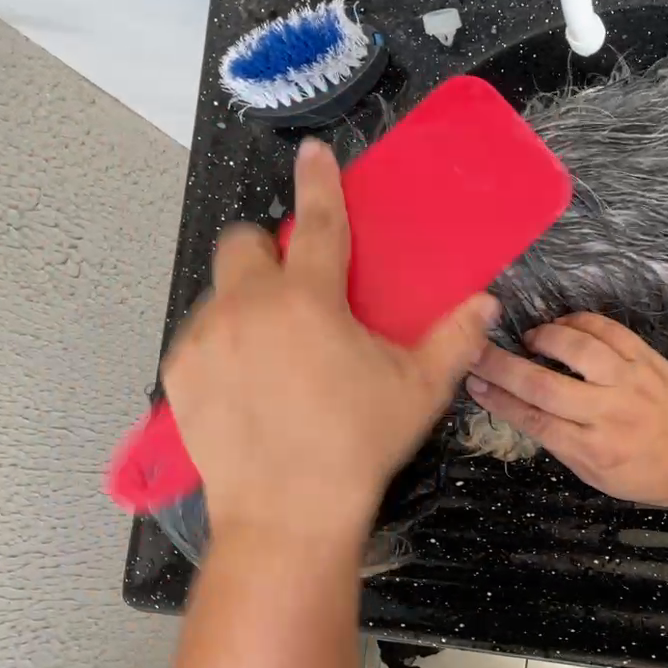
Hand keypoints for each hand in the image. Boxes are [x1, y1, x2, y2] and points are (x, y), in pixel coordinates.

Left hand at [162, 139, 498, 539]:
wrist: (288, 513)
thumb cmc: (358, 447)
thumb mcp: (419, 392)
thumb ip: (454, 340)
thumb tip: (485, 304)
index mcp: (310, 302)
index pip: (319, 223)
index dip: (320, 182)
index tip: (312, 153)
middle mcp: (249, 308)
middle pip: (245, 242)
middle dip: (270, 251)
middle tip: (299, 293)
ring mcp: (207, 340)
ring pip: (222, 292)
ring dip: (251, 303)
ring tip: (280, 354)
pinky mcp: (181, 373)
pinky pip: (202, 337)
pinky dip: (227, 345)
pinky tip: (253, 388)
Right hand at [465, 314, 667, 507]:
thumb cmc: (654, 475)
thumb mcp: (602, 478)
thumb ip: (566, 447)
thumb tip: (529, 413)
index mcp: (593, 450)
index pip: (533, 420)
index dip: (498, 400)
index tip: (473, 382)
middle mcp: (608, 413)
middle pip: (543, 384)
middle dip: (502, 366)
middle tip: (476, 351)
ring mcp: (629, 380)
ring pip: (575, 347)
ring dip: (544, 337)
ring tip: (530, 339)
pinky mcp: (647, 358)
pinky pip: (607, 329)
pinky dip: (580, 322)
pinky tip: (564, 326)